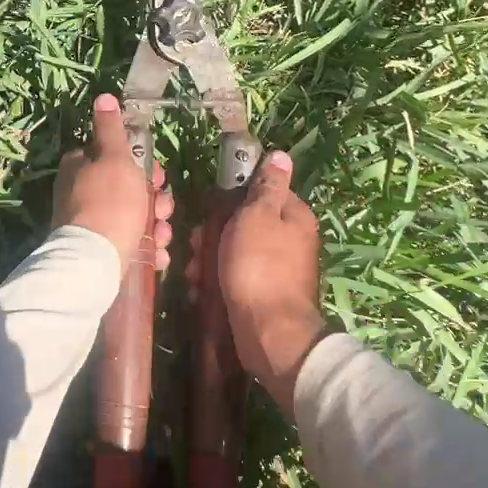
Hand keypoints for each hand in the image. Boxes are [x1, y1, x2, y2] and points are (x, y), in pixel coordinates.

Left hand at [53, 93, 174, 268]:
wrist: (95, 260)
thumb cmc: (110, 202)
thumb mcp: (113, 157)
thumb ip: (110, 128)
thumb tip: (103, 97)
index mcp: (81, 167)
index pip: (117, 157)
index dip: (144, 167)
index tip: (158, 177)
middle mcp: (82, 192)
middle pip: (130, 189)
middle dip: (155, 201)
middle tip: (162, 210)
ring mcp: (91, 223)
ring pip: (135, 218)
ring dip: (156, 227)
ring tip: (160, 238)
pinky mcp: (101, 250)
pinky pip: (131, 244)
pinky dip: (147, 249)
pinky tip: (156, 257)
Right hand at [218, 151, 329, 417]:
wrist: (268, 332)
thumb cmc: (259, 266)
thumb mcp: (258, 215)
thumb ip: (267, 186)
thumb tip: (281, 155)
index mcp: (294, 217)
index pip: (262, 191)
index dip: (234, 196)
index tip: (212, 207)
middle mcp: (289, 240)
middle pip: (243, 222)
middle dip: (213, 231)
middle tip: (196, 242)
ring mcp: (275, 269)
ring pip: (232, 250)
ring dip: (208, 257)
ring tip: (193, 270)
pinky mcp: (260, 293)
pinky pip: (232, 276)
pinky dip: (214, 280)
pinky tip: (200, 287)